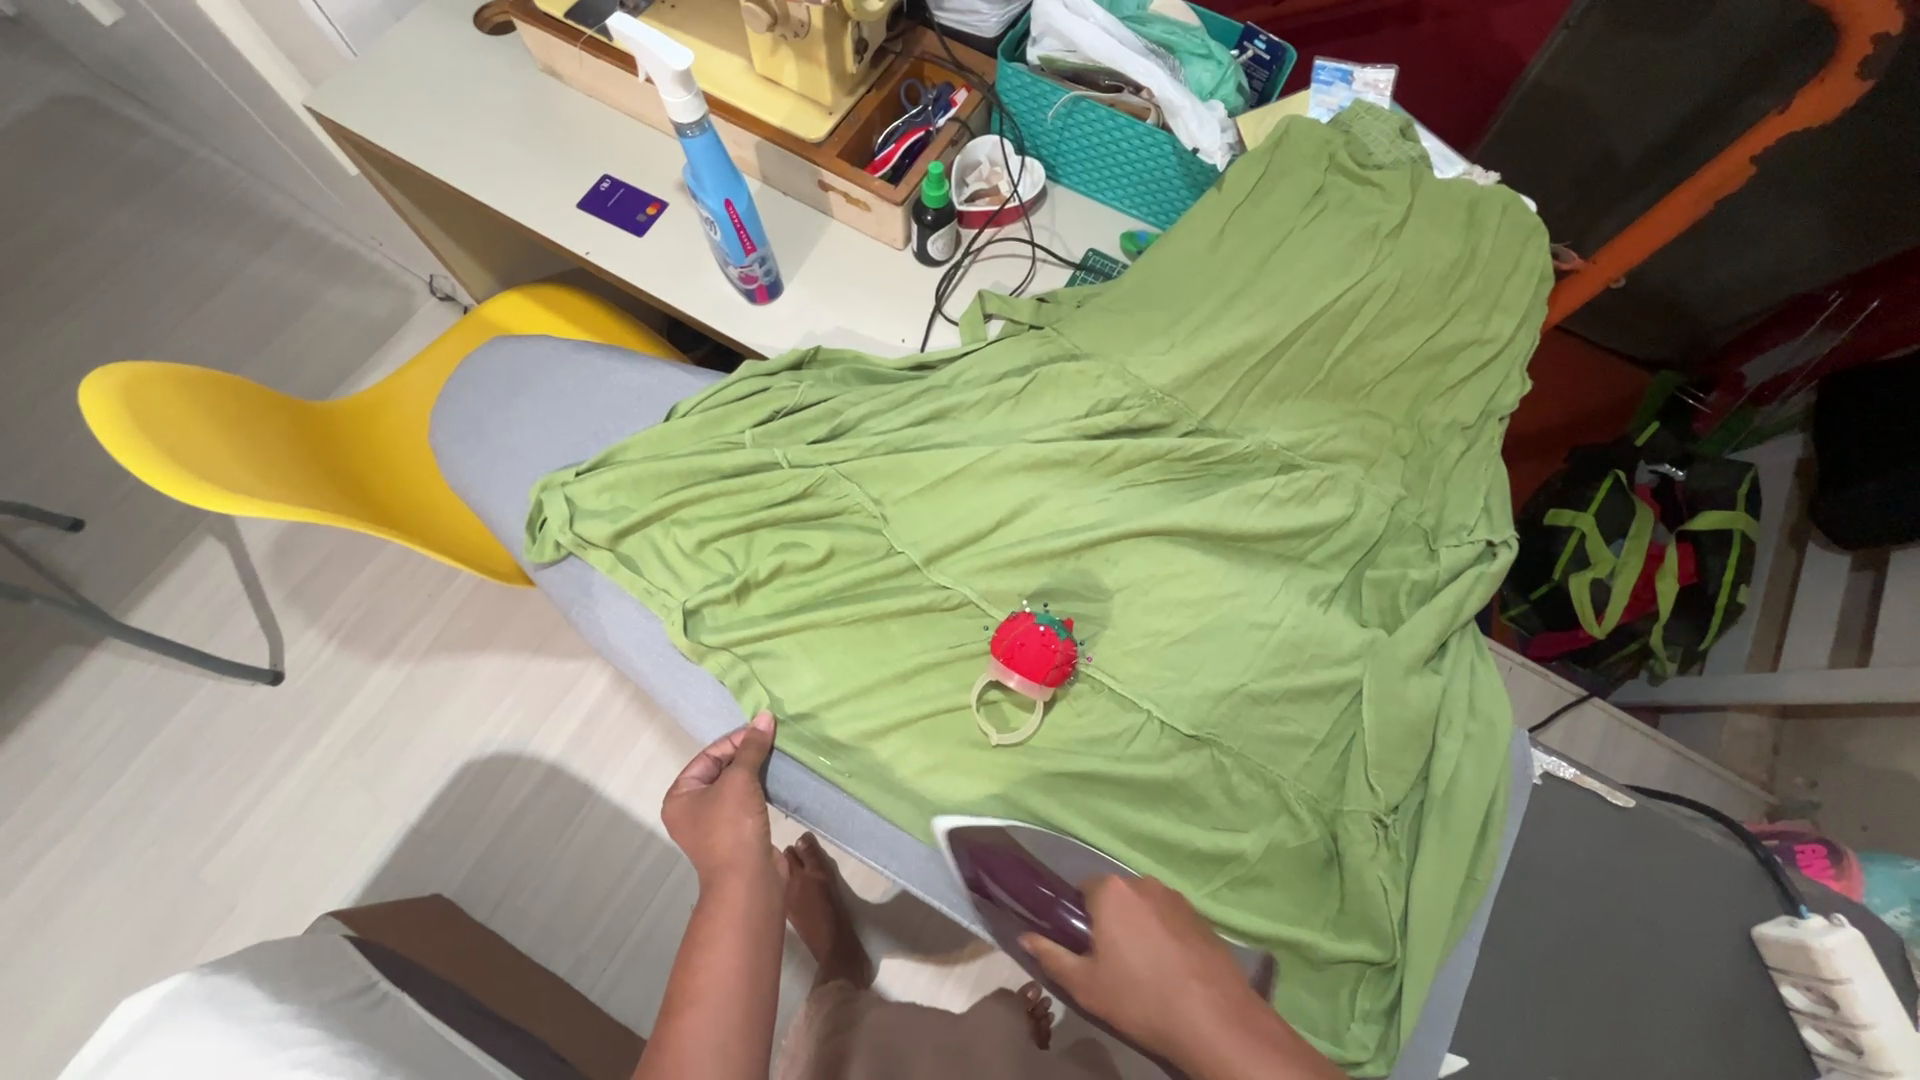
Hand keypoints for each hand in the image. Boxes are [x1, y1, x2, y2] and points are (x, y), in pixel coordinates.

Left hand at [662, 710, 781, 888]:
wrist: (748, 881)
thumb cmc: (732, 827)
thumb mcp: (740, 780)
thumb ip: (751, 747)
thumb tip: (765, 716)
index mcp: (680, 796)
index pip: (707, 756)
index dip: (734, 740)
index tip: (762, 730)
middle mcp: (692, 810)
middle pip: (721, 770)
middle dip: (746, 755)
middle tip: (772, 740)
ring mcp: (715, 824)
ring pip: (736, 787)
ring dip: (756, 772)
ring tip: (778, 756)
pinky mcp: (737, 834)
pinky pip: (747, 803)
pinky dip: (761, 790)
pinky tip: (778, 780)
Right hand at [1020, 875, 1247, 1060]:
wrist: (1214, 1020)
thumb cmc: (1140, 999)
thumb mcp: (1085, 985)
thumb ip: (1050, 956)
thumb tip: (1025, 937)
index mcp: (1112, 891)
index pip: (1082, 889)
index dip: (1079, 918)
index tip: (1083, 947)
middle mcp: (1144, 883)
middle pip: (1115, 897)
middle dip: (1109, 922)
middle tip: (1110, 963)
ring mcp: (1177, 898)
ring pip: (1144, 908)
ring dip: (1138, 929)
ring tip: (1143, 970)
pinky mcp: (1202, 917)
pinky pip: (1170, 920)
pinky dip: (1164, 938)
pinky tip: (1169, 971)